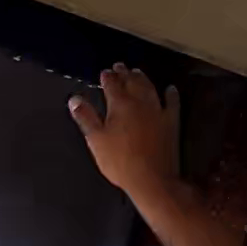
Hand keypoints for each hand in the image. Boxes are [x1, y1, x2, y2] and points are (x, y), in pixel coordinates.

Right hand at [68, 63, 179, 204]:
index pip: (111, 84)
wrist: (152, 179)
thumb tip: (74, 99)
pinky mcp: (171, 122)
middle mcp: (139, 102)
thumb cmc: (120, 161)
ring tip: (137, 72)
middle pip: (131, 81)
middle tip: (119, 66)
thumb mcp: (96, 140)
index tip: (104, 72)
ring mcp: (157, 110)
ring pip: (149, 87)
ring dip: (142, 78)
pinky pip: (172, 103)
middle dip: (124, 72)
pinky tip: (170, 89)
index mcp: (120, 104)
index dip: (107, 76)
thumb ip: (86, 117)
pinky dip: (171, 94)